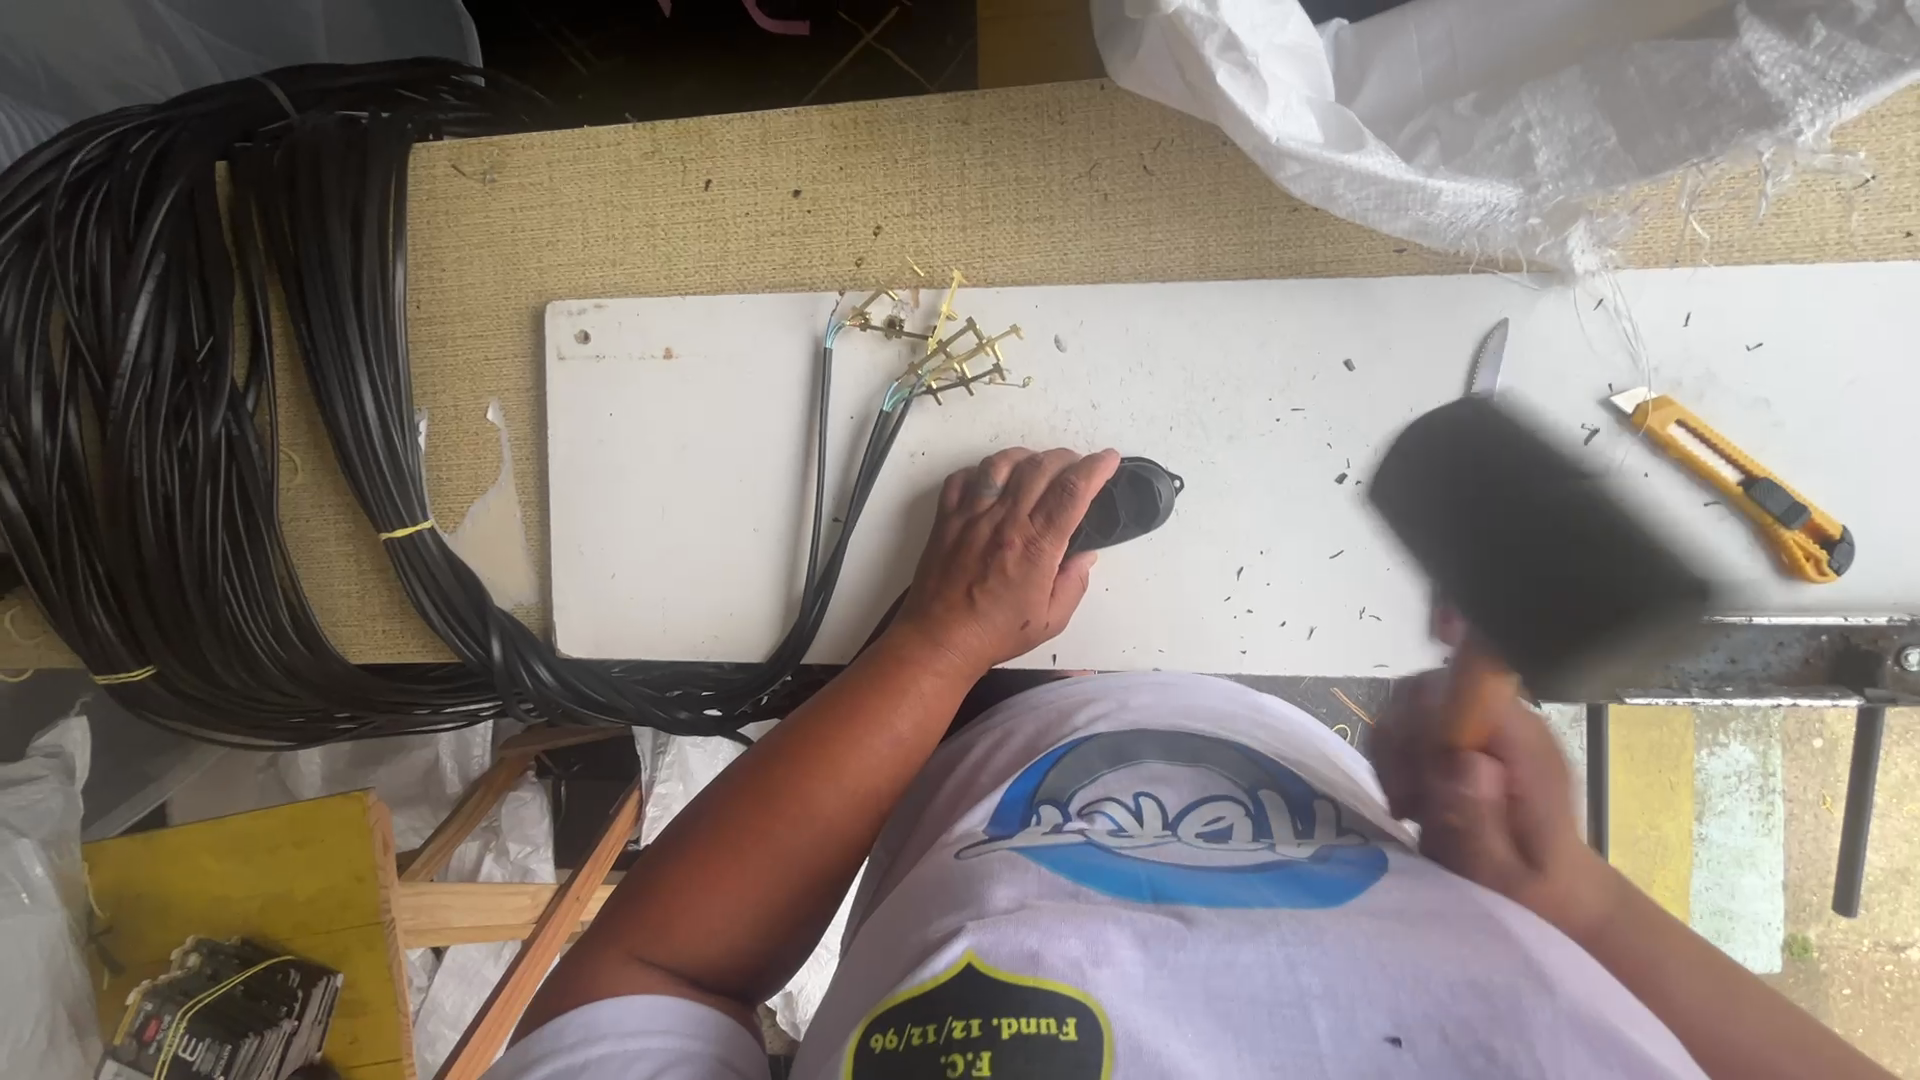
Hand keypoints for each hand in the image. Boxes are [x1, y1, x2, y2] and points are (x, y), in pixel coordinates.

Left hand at [887, 447, 1119, 675]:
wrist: (939, 639)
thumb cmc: (994, 633)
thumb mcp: (1051, 620)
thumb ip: (1074, 584)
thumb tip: (1087, 556)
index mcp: (1035, 546)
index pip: (1071, 491)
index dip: (1095, 468)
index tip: (1108, 460)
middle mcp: (1004, 521)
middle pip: (1040, 467)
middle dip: (1067, 457)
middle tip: (1078, 465)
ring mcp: (971, 516)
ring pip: (1000, 464)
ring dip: (1026, 456)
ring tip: (1038, 465)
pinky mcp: (946, 519)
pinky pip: (961, 478)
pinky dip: (981, 470)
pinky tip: (993, 479)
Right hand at [1374, 669, 1622, 941]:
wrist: (1552, 893)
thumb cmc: (1533, 891)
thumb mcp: (1504, 872)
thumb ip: (1481, 818)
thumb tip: (1464, 756)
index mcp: (1526, 743)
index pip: (1461, 686)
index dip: (1422, 717)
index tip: (1416, 777)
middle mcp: (1503, 719)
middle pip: (1423, 690)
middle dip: (1398, 741)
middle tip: (1406, 800)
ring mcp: (1477, 723)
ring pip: (1405, 704)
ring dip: (1391, 753)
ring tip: (1409, 805)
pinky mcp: (1456, 733)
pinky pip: (1403, 722)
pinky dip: (1392, 757)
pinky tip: (1409, 797)